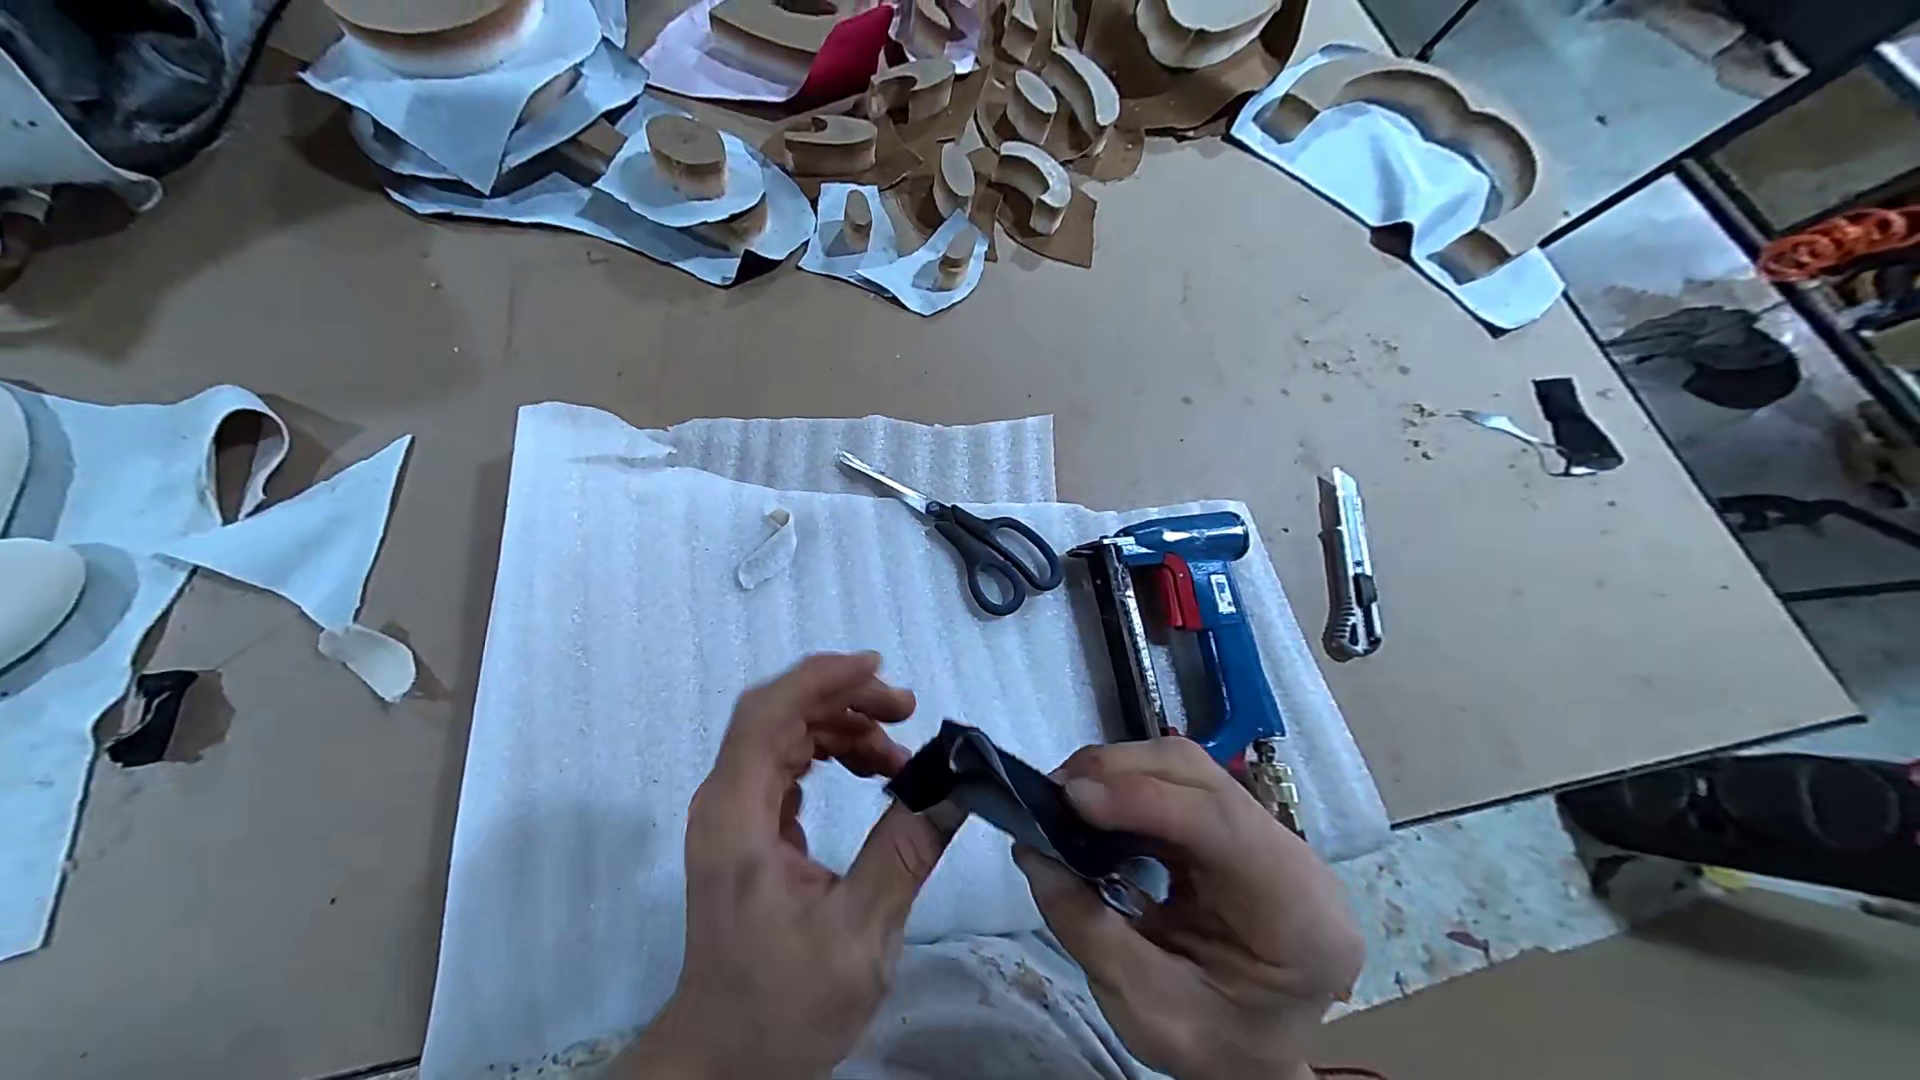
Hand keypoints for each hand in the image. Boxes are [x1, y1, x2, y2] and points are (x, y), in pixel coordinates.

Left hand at [620, 653, 953, 1079]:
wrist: (725, 1058)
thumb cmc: (783, 1005)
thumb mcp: (859, 934)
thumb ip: (906, 851)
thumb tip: (955, 786)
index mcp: (737, 818)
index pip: (767, 715)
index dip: (819, 679)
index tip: (878, 668)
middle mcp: (726, 801)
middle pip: (780, 713)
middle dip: (845, 699)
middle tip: (907, 711)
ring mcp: (734, 810)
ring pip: (787, 732)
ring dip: (844, 727)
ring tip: (898, 755)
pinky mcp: (750, 823)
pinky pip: (790, 761)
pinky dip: (833, 752)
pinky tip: (869, 771)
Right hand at [1015, 738, 1363, 1079]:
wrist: (1255, 1055)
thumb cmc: (1216, 1046)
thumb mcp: (1148, 1014)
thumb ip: (1088, 932)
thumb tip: (1033, 852)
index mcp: (1299, 916)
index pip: (1222, 824)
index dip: (1143, 797)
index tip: (1073, 796)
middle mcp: (1294, 858)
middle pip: (1203, 778)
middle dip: (1121, 772)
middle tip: (1057, 792)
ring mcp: (1267, 833)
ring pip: (1187, 768)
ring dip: (1120, 770)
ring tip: (1068, 795)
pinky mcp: (1233, 823)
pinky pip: (1178, 782)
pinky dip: (1127, 783)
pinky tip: (1096, 803)